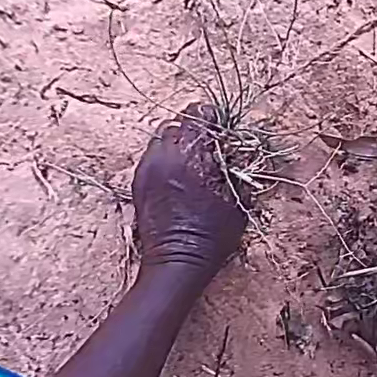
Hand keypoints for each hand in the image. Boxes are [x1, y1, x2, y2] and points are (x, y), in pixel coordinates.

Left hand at [132, 112, 245, 280]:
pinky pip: (153, 157)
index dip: (214, 120)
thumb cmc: (213, 236)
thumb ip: (237, 172)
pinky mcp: (138, 181)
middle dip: (195, 133)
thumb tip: (236, 153)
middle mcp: (167, 155)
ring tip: (192, 162)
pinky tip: (179, 177)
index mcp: (193, 156)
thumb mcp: (238, 203)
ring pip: (163, 138)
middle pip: (179, 124)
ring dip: (179, 145)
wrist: (177, 261)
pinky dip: (167, 160)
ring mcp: (148, 167)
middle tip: (209, 148)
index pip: (199, 115)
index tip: (223, 132)